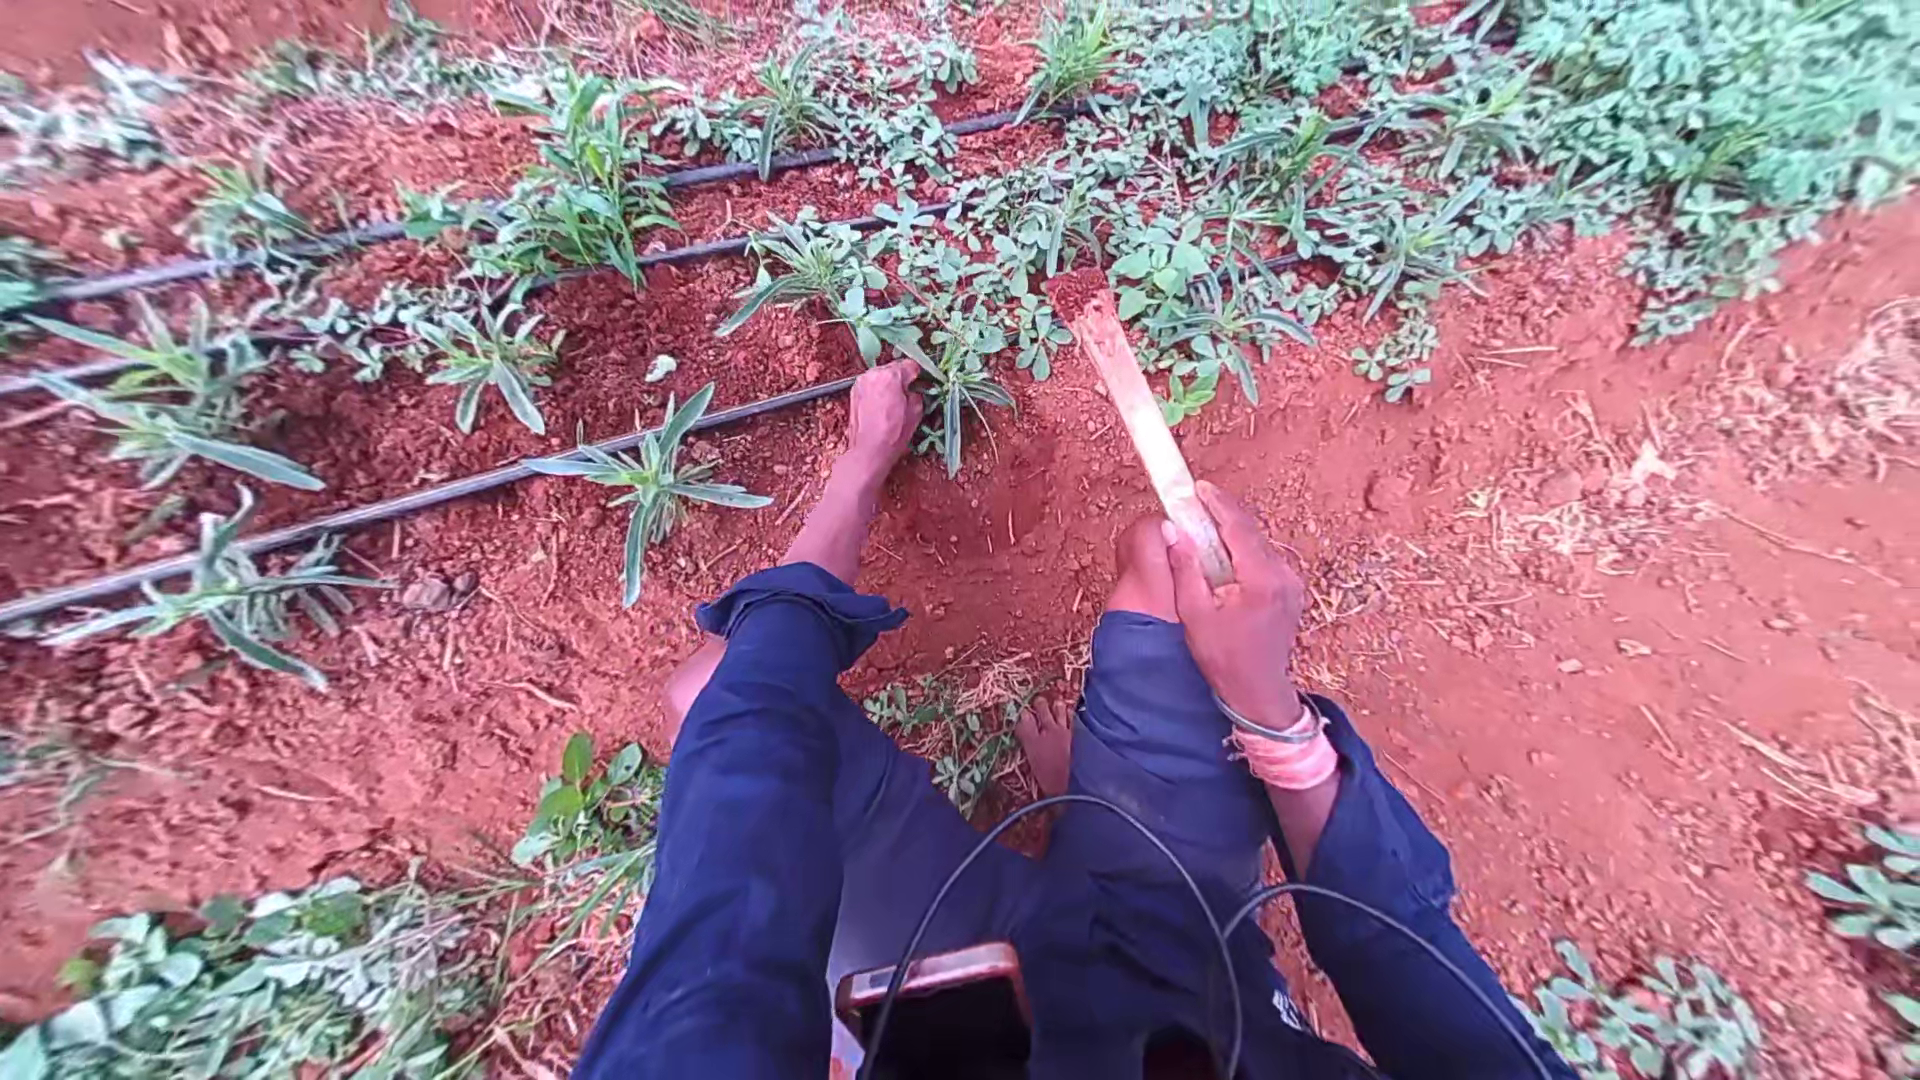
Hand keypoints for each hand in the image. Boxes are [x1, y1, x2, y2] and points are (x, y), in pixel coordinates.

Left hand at [842, 360, 921, 479]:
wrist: (868, 451)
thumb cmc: (891, 435)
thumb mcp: (915, 413)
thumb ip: (917, 395)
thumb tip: (915, 391)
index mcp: (890, 376)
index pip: (909, 365)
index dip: (918, 374)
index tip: (921, 382)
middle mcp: (872, 375)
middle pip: (893, 369)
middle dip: (902, 380)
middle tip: (909, 395)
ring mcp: (861, 383)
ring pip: (881, 376)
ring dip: (889, 385)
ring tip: (895, 403)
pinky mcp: (854, 393)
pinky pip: (871, 385)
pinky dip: (878, 391)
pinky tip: (883, 407)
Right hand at [1164, 481, 1306, 727]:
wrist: (1258, 692)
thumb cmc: (1224, 658)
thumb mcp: (1195, 613)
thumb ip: (1186, 569)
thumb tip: (1175, 532)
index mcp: (1261, 579)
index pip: (1239, 528)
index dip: (1217, 504)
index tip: (1198, 488)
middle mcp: (1283, 575)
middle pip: (1250, 531)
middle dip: (1221, 515)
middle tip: (1193, 504)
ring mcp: (1291, 583)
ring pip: (1257, 543)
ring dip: (1230, 533)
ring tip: (1201, 529)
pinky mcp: (1290, 590)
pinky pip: (1263, 558)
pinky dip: (1240, 550)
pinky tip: (1220, 555)